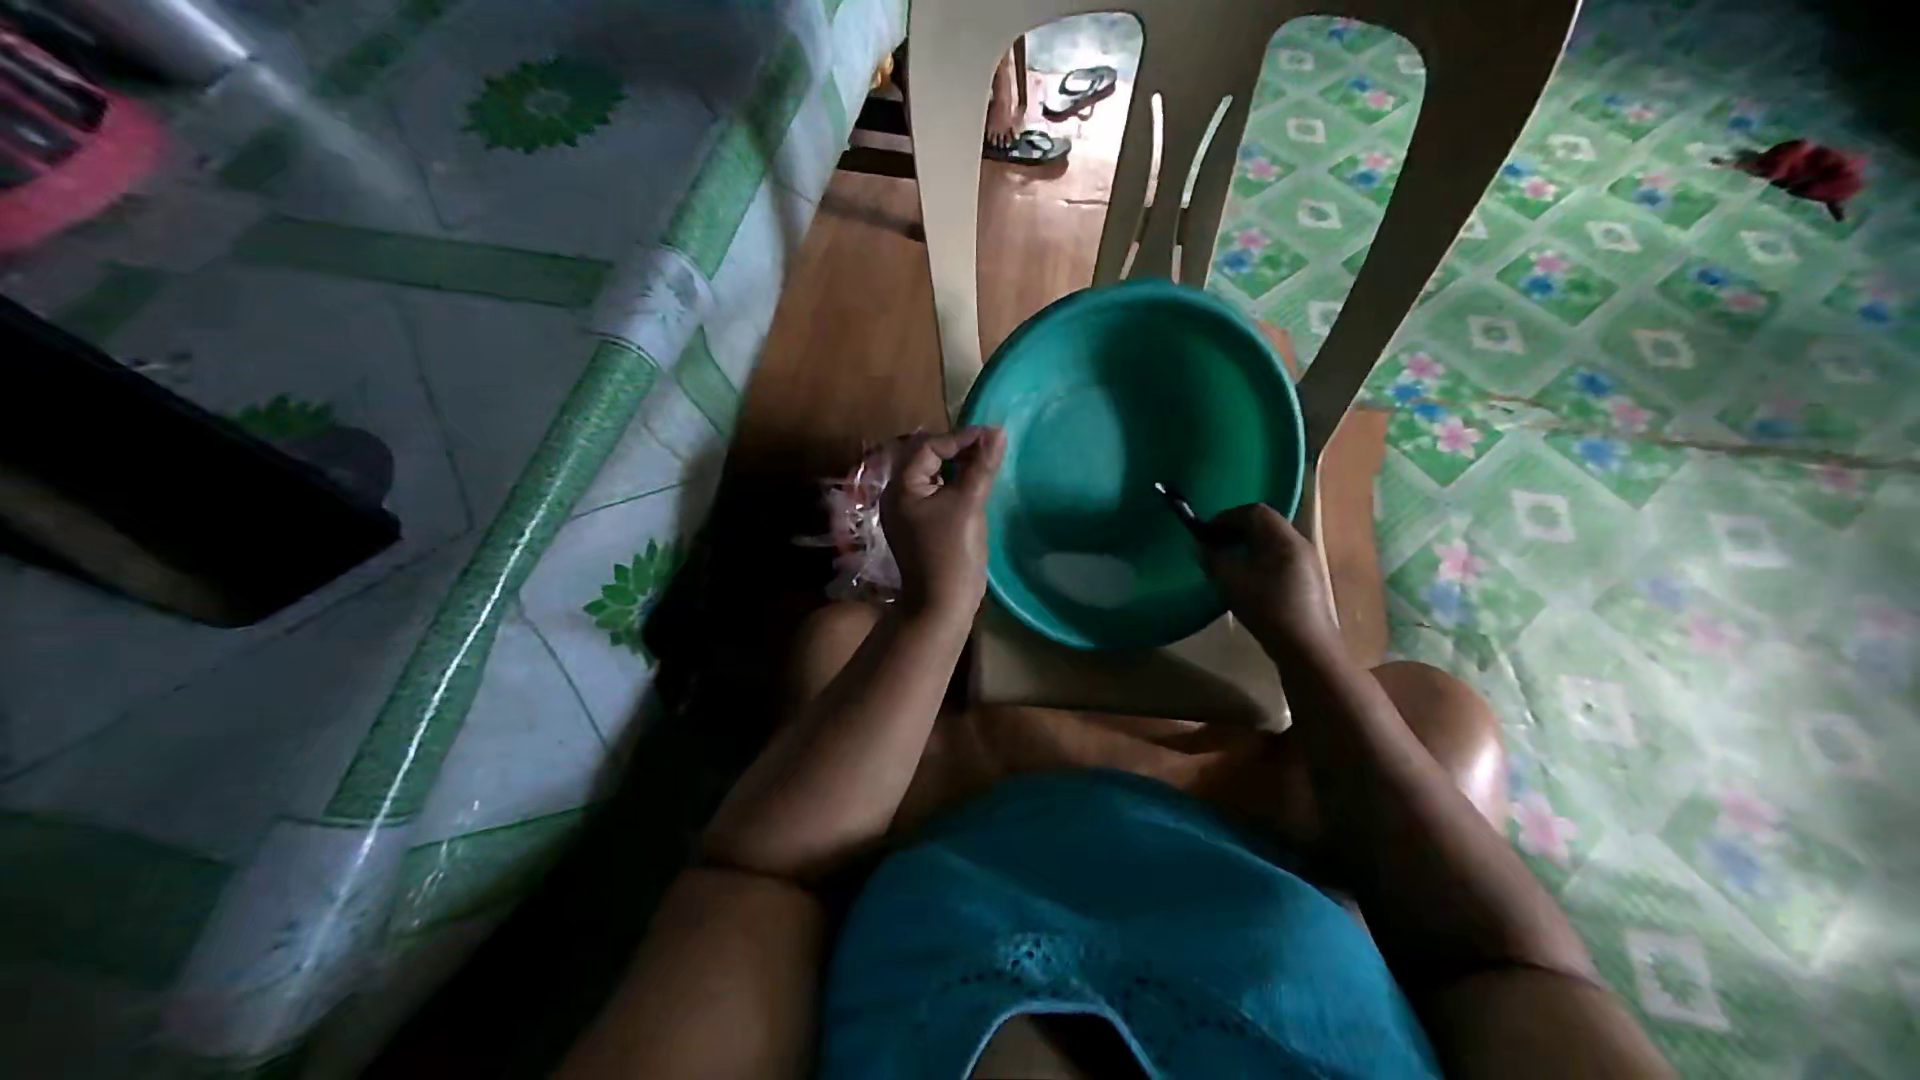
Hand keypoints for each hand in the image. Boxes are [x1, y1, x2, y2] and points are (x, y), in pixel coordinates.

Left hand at [881, 426, 1005, 617]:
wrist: (942, 604)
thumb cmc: (952, 553)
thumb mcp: (969, 505)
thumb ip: (982, 466)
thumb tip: (997, 431)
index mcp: (901, 488)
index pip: (928, 448)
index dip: (959, 438)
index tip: (991, 436)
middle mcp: (897, 496)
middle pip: (926, 459)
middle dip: (958, 449)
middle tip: (989, 445)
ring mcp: (908, 513)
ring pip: (932, 477)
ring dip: (957, 466)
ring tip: (986, 460)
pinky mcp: (921, 526)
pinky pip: (936, 494)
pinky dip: (955, 484)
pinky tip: (975, 485)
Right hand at [1201, 503, 1339, 655]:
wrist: (1305, 647)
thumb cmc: (1267, 608)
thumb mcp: (1231, 581)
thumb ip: (1213, 559)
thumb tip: (1200, 547)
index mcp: (1283, 538)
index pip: (1253, 511)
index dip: (1226, 517)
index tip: (1206, 533)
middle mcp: (1299, 543)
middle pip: (1265, 523)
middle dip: (1235, 529)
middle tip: (1213, 545)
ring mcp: (1307, 562)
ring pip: (1272, 541)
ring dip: (1246, 545)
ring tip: (1227, 562)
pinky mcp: (1307, 580)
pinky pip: (1279, 557)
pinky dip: (1258, 558)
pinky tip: (1246, 579)